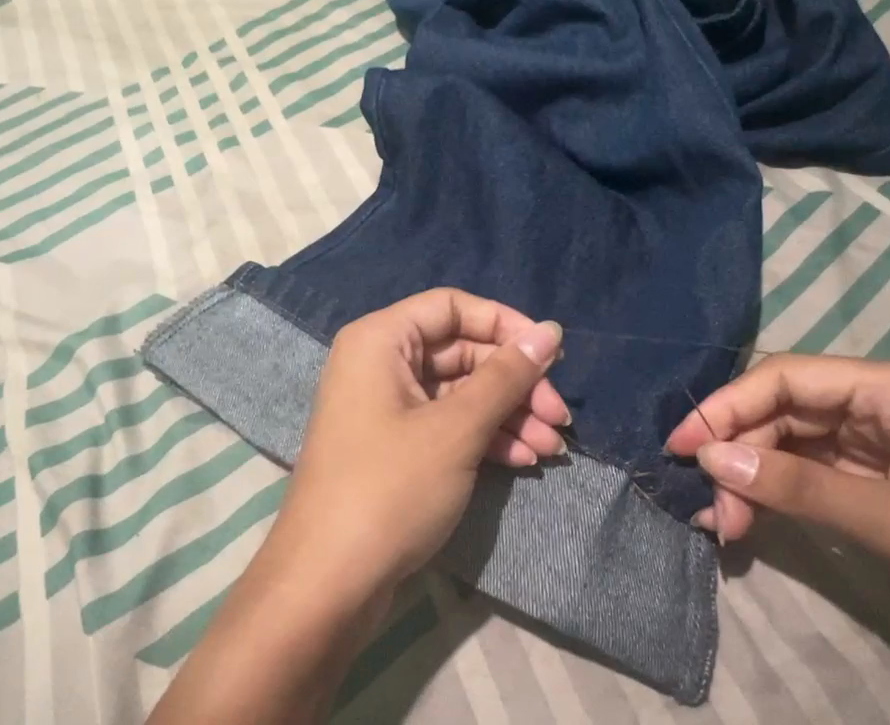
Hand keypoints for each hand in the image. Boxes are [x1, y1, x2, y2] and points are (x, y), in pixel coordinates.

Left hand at [149, 290, 566, 724]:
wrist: (329, 583)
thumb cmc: (390, 488)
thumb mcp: (456, 429)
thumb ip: (506, 376)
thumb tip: (551, 330)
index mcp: (381, 340)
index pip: (452, 307)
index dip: (505, 325)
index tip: (553, 355)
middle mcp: (380, 363)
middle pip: (461, 351)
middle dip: (515, 383)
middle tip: (560, 419)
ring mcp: (386, 408)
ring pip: (460, 393)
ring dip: (509, 415)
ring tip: (552, 449)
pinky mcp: (395, 448)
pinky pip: (448, 425)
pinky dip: (485, 438)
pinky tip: (524, 461)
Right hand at [666, 354, 889, 724]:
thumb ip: (800, 488)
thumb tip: (708, 459)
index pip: (787, 378)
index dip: (726, 406)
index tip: (679, 447)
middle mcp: (887, 406)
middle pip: (787, 411)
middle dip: (740, 454)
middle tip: (704, 505)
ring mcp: (889, 450)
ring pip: (798, 448)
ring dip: (757, 481)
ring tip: (724, 526)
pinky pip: (819, 481)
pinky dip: (784, 500)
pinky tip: (754, 523)